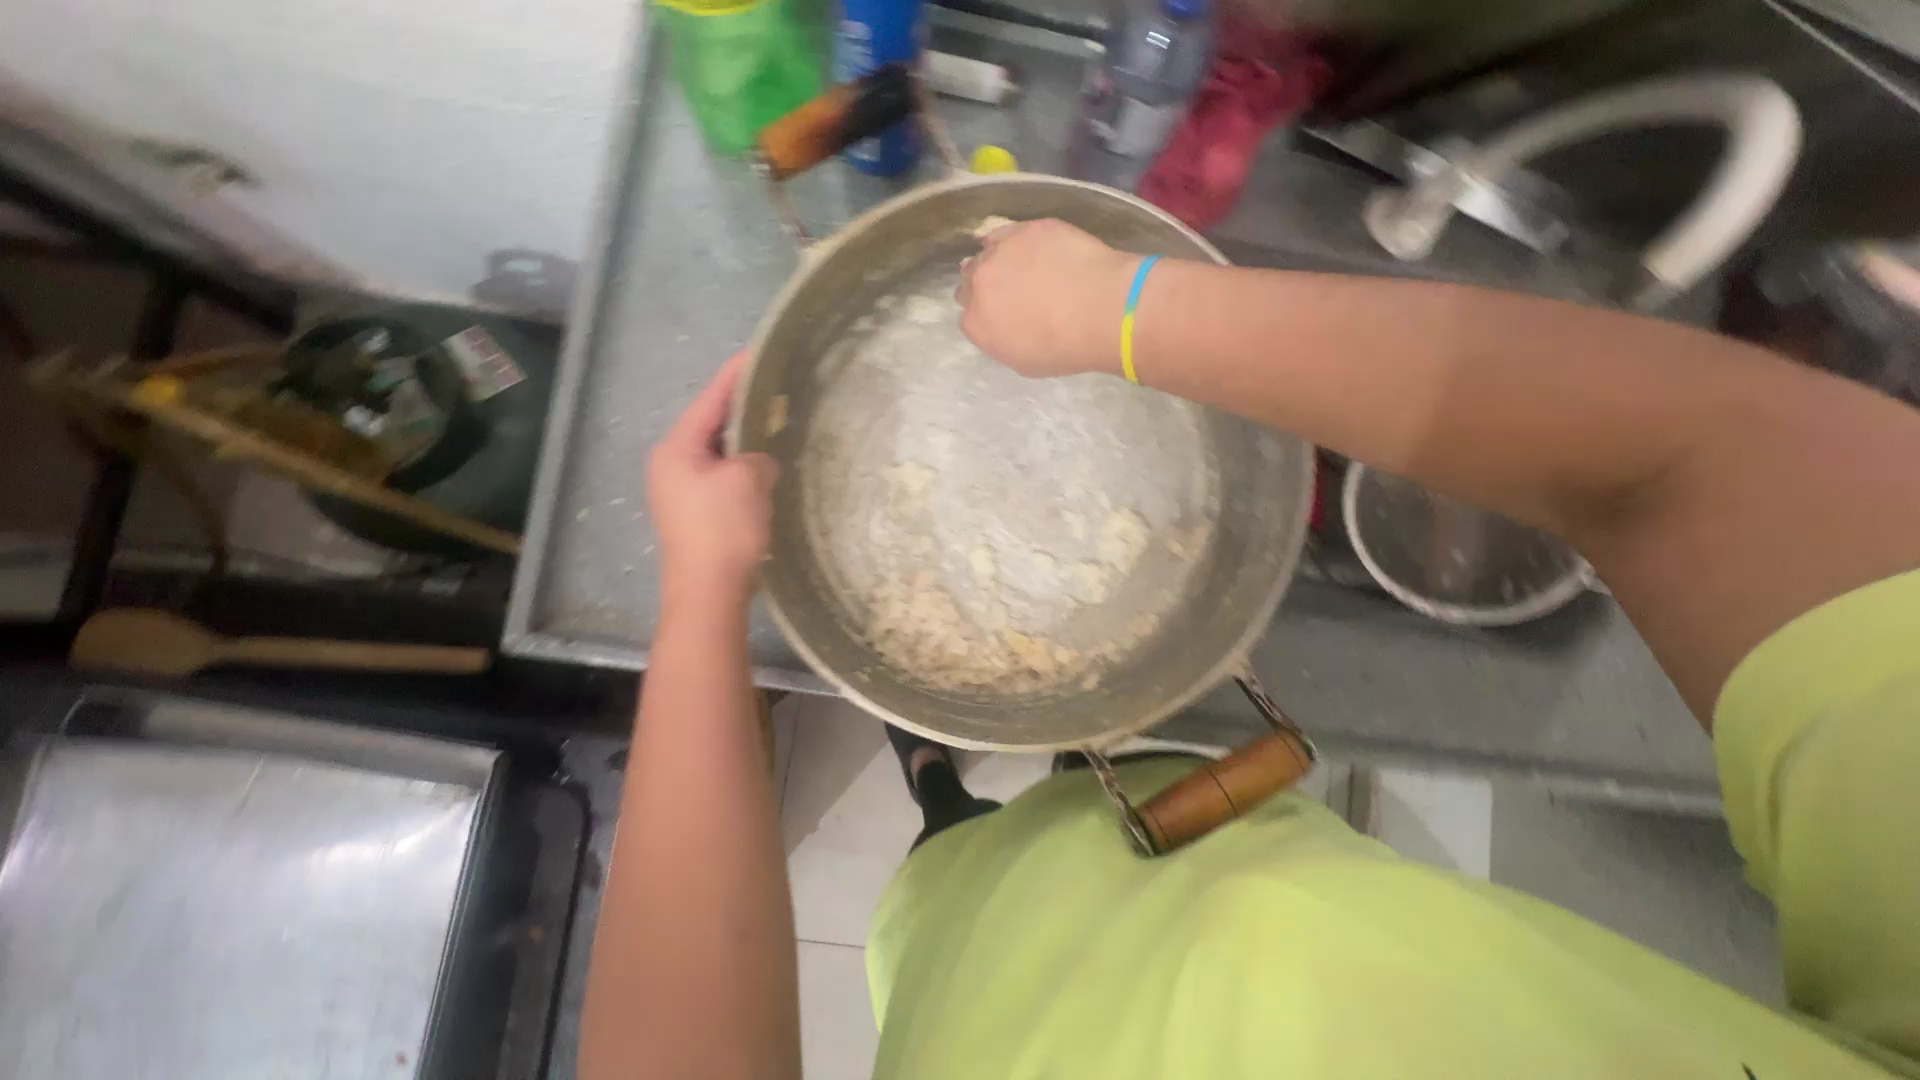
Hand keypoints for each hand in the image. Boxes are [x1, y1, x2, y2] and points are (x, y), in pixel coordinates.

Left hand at [648, 351, 779, 604]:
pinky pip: (720, 479)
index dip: (734, 376)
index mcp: (676, 449)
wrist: (708, 591)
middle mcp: (670, 466)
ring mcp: (680, 493)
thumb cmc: (723, 528)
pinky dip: (742, 470)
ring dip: (743, 444)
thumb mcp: (748, 480)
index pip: (709, 401)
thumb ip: (757, 457)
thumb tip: (760, 464)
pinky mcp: (694, 516)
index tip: (755, 354)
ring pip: (717, 455)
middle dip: (740, 410)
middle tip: (772, 391)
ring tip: (773, 426)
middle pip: (710, 426)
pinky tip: (765, 470)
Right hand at [957, 218, 1137, 377]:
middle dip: (984, 286)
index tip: (1000, 314)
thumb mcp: (1025, 362)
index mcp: (977, 324)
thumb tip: (1003, 326)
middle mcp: (978, 285)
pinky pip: (1010, 232)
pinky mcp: (1025, 229)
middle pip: (971, 282)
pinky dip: (1015, 239)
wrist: (1099, 309)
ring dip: (996, 260)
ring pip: (986, 253)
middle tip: (1010, 291)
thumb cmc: (1066, 348)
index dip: (984, 314)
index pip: (968, 317)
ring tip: (1019, 265)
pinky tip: (1029, 244)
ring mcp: (1000, 252)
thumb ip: (1003, 341)